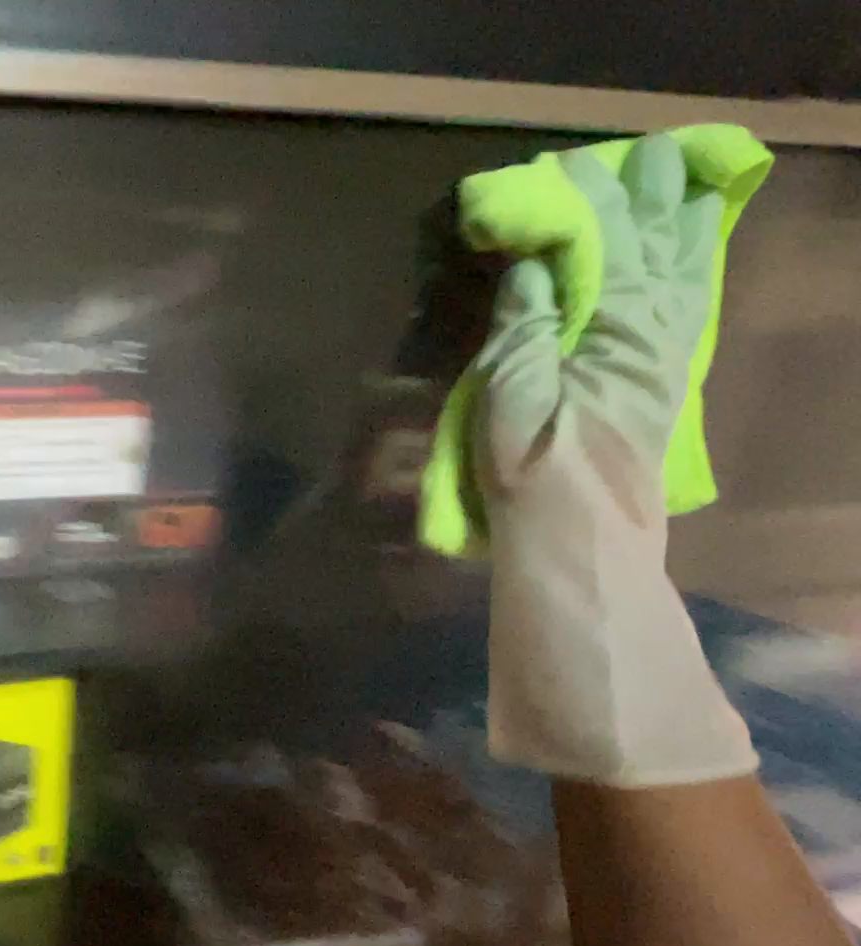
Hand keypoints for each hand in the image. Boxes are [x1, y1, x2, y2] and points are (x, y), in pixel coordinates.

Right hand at [476, 134, 756, 786]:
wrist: (578, 539)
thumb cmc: (534, 471)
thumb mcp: (512, 394)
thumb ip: (523, 327)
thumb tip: (528, 268)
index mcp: (613, 332)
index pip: (604, 247)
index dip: (583, 204)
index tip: (560, 167)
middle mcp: (653, 334)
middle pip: (656, 249)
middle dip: (643, 200)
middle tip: (632, 157)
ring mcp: (664, 357)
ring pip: (679, 272)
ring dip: (673, 226)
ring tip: (671, 184)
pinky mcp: (660, 383)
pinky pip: (682, 309)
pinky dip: (683, 272)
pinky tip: (679, 260)